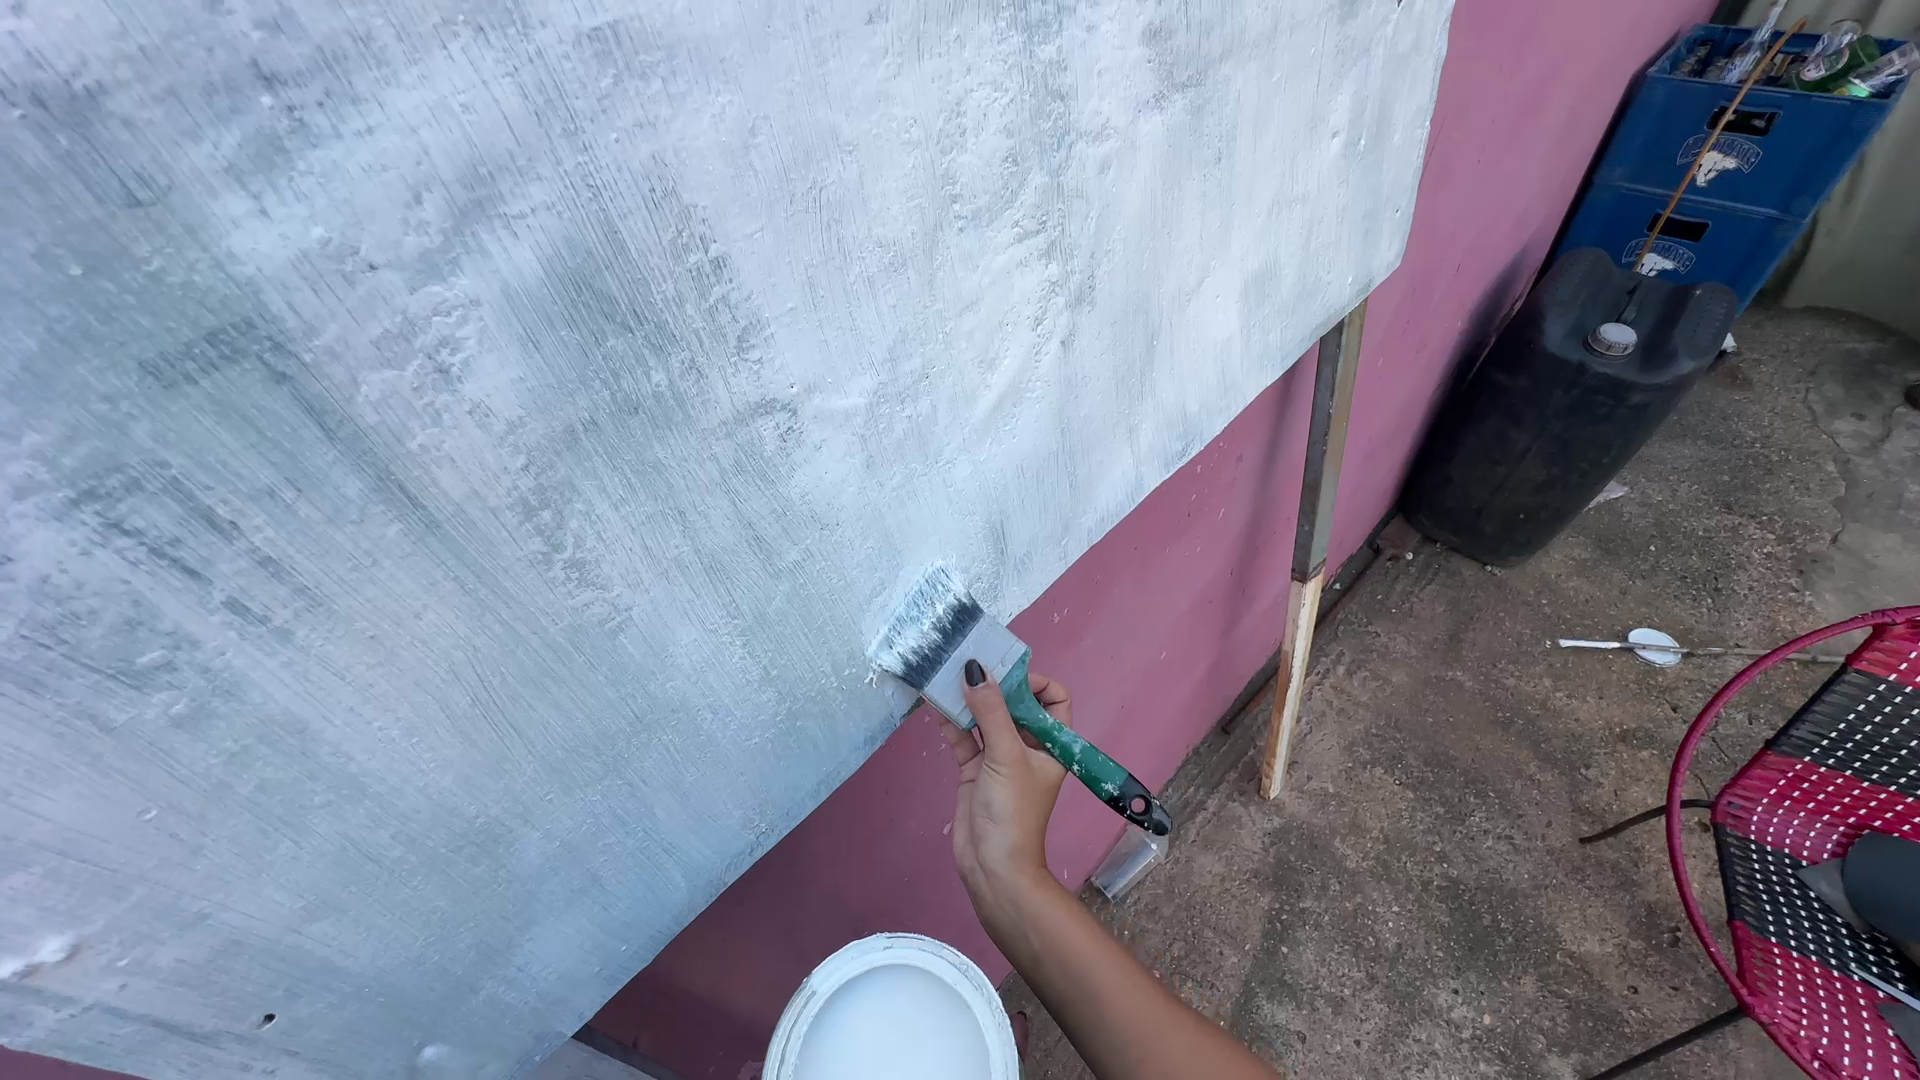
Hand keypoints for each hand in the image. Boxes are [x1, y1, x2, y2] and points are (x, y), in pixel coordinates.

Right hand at [938, 659, 1071, 925]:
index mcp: (1052, 743)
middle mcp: (1028, 745)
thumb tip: (975, 669)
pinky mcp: (975, 768)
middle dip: (993, 684)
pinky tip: (935, 703)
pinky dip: (951, 721)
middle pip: (1014, 703)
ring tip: (946, 676)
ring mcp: (1000, 756)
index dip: (1035, 683)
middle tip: (969, 663)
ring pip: (985, 718)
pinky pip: (964, 736)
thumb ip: (990, 711)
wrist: (993, 867)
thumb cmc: (1013, 810)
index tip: (1006, 677)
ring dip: (968, 699)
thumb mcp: (1005, 755)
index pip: (1053, 699)